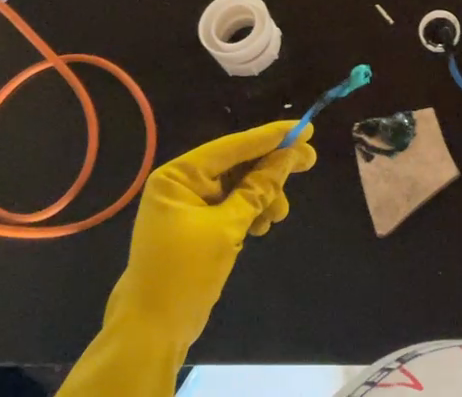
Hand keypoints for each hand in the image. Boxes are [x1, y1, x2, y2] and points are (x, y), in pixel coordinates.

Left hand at [62, 121, 315, 396]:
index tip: (305, 128)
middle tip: (309, 162)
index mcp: (178, 176)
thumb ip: (259, 188)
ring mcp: (190, 206)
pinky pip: (233, 206)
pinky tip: (264, 226)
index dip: (271, 137)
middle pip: (238, 164)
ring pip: (240, 187)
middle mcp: (182, 184)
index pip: (232, 146)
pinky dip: (252, 212)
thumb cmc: (183, 273)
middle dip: (272, 168)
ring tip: (279, 215)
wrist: (151, 332)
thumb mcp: (227, 228)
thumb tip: (290, 155)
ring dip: (264, 196)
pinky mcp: (199, 227)